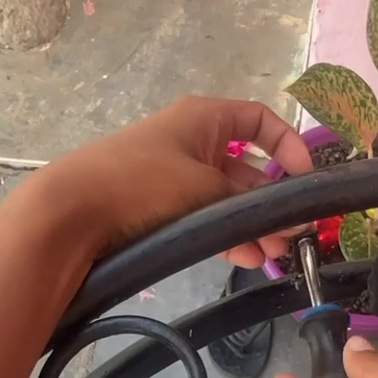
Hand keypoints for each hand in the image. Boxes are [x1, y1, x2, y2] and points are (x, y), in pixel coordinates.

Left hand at [20, 97, 312, 267]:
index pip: (259, 120)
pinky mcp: (162, 212)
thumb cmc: (140, 182)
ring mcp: (177, 179)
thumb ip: (248, 206)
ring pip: (227, 201)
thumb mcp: (203, 187)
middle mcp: (193, 143)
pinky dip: (228, 237)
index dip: (288, 144)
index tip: (305, 178)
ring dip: (253, 225)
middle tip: (294, 232)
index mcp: (203, 119)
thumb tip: (286, 226)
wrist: (72, 212)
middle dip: (271, 200)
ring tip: (275, 254)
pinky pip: (206, 221)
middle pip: (247, 168)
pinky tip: (248, 258)